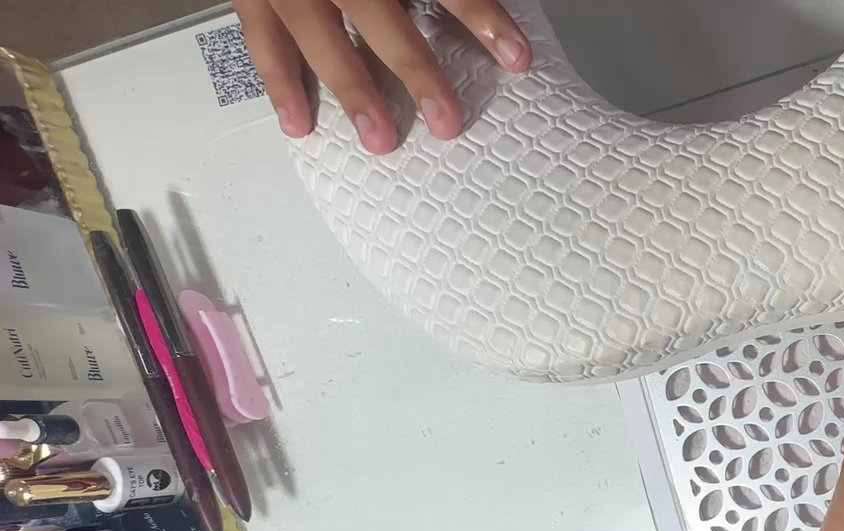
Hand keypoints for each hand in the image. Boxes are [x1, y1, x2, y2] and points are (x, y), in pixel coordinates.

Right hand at [236, 0, 529, 151]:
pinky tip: (302, 126)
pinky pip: (262, 36)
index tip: (518, 58)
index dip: (480, 16)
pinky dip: (281, 82)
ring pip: (314, 30)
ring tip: (380, 141)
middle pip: (374, 11)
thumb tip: (506, 37)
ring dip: (350, 88)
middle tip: (446, 124)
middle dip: (413, 67)